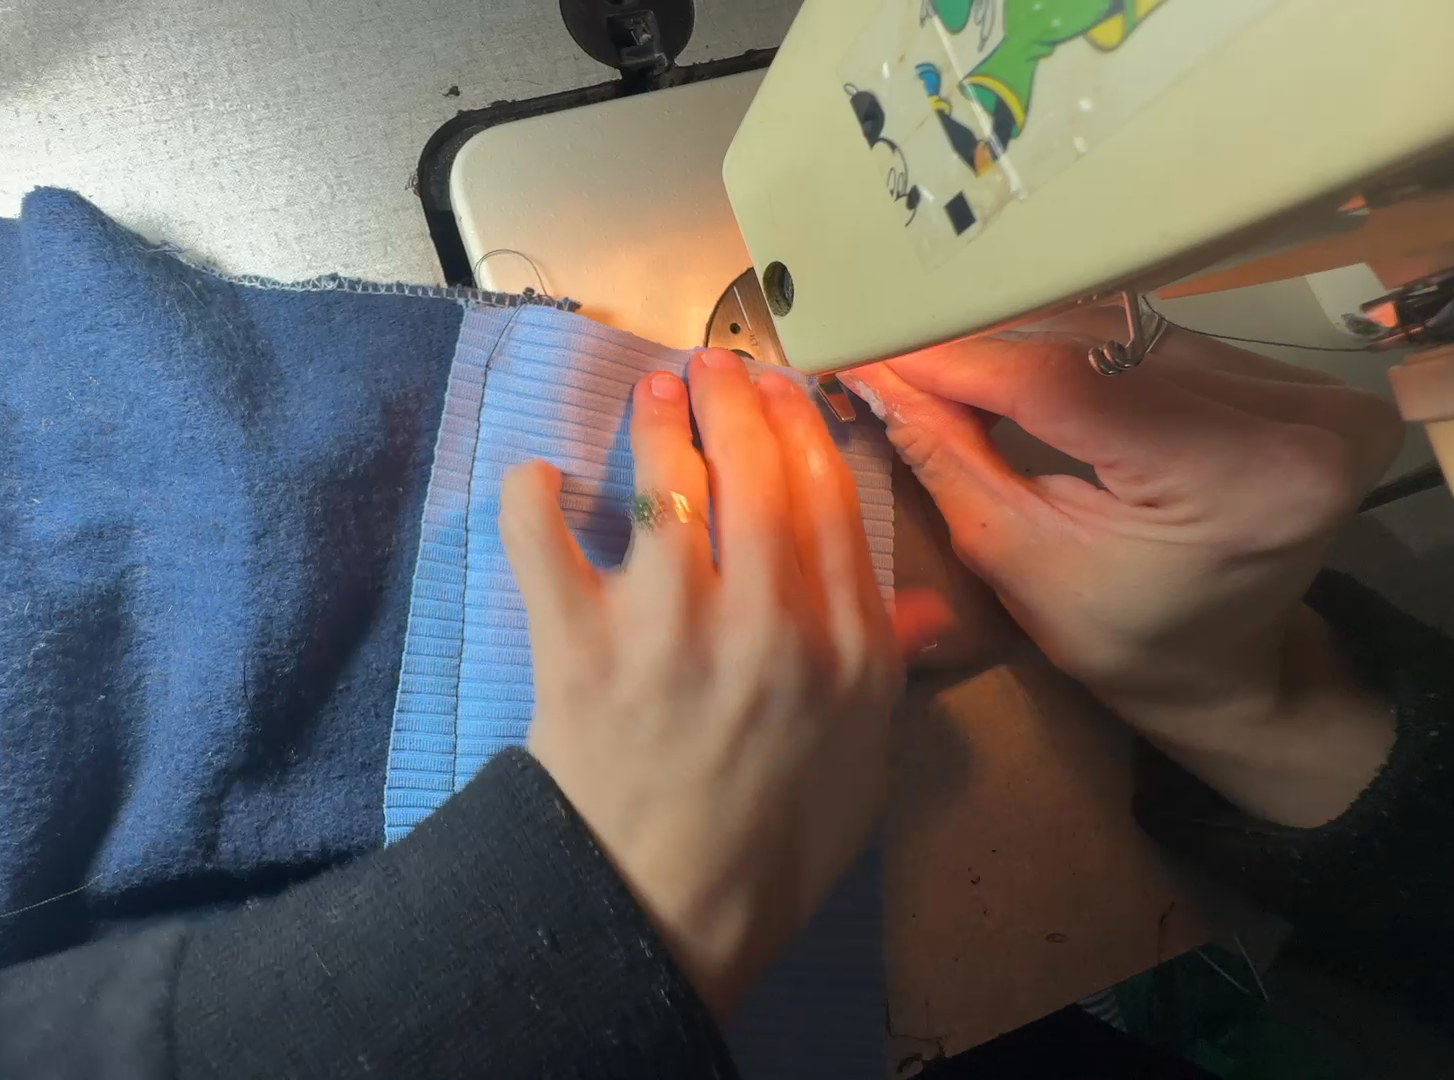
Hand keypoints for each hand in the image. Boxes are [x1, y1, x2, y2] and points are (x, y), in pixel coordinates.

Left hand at [500, 349, 948, 1016]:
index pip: (827, 496)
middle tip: (715, 364)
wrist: (669, 902)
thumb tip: (919, 601)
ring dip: (660, 424)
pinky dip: (534, 500)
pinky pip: (545, 545)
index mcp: (841, 641)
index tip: (782, 389)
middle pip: (755, 470)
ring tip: (655, 392)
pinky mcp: (582, 644)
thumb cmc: (775, 835)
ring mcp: (668, 627)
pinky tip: (541, 475)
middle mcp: (764, 617)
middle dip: (735, 398)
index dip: (801, 426)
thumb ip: (892, 666)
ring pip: (668, 486)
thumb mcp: (866, 759)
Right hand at [847, 311, 1403, 826]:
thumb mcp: (1008, 551)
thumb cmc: (1108, 632)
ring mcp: (1310, 389)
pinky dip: (1069, 351)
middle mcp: (1299, 417)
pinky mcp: (1294, 379)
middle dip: (986, 352)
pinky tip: (1018, 369)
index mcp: (1240, 482)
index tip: (883, 353)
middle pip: (1098, 345)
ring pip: (1120, 330)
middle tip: (903, 362)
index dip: (964, 363)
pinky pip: (1150, 340)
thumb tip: (875, 380)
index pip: (1071, 383)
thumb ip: (946, 454)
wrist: (1213, 660)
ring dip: (1025, 346)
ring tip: (951, 368)